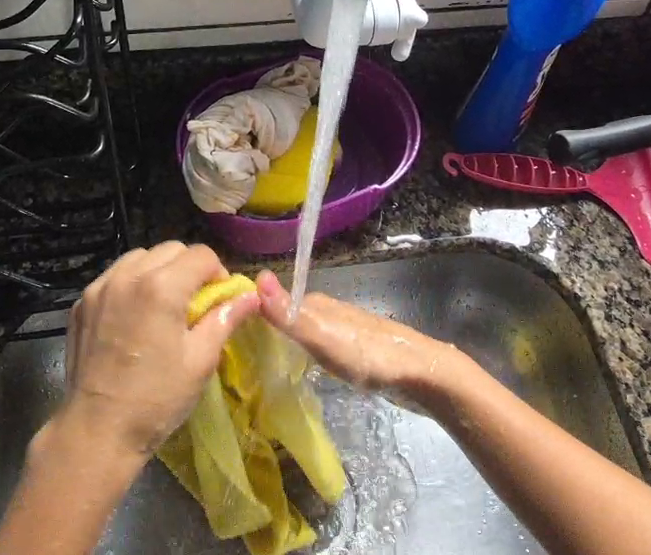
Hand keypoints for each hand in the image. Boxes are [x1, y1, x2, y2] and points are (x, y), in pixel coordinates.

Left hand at [58, 242, 260, 458]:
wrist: (97, 430)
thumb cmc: (156, 398)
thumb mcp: (200, 360)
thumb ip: (225, 319)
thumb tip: (251, 295)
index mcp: (162, 287)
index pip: (201, 255)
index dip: (217, 273)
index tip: (219, 299)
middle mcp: (128, 276)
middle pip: (170, 250)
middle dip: (189, 269)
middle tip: (193, 304)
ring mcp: (100, 287)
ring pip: (140, 257)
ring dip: (158, 271)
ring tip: (163, 306)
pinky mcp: (82, 302)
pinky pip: (114, 276)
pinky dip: (131, 284)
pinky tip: (134, 316)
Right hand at [254, 269, 464, 403]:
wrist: (421, 375)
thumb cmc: (368, 356)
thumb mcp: (322, 337)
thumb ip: (289, 313)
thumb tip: (257, 276)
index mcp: (318, 304)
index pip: (276, 302)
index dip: (254, 312)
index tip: (229, 329)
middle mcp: (329, 311)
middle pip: (291, 315)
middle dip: (269, 327)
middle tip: (242, 352)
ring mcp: (345, 331)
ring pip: (307, 331)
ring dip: (289, 342)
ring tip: (266, 362)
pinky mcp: (357, 351)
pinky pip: (322, 347)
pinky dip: (308, 354)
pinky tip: (304, 369)